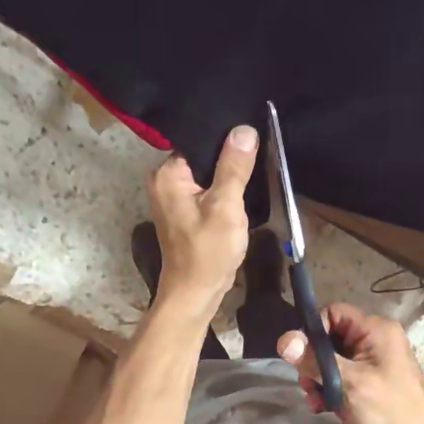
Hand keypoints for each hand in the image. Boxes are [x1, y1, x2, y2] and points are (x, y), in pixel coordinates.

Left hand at [147, 124, 258, 313]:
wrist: (195, 293)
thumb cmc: (207, 251)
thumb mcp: (226, 206)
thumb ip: (234, 167)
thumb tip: (244, 129)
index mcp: (167, 173)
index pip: (198, 139)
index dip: (225, 136)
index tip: (252, 132)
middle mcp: (164, 180)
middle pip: (203, 155)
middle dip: (229, 155)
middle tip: (259, 148)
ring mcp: (173, 197)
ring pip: (207, 173)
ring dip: (228, 174)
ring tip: (255, 164)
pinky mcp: (184, 210)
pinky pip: (206, 189)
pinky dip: (223, 190)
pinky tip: (243, 186)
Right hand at [279, 303, 423, 423]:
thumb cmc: (388, 411)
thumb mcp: (348, 383)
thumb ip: (314, 360)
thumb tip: (283, 340)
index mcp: (375, 329)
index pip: (333, 312)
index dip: (313, 331)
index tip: (301, 357)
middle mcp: (375, 337)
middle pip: (330, 336)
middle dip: (313, 361)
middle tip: (308, 385)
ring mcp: (374, 358)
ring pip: (332, 357)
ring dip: (320, 378)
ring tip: (318, 401)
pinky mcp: (371, 377)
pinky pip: (342, 373)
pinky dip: (331, 387)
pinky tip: (326, 406)